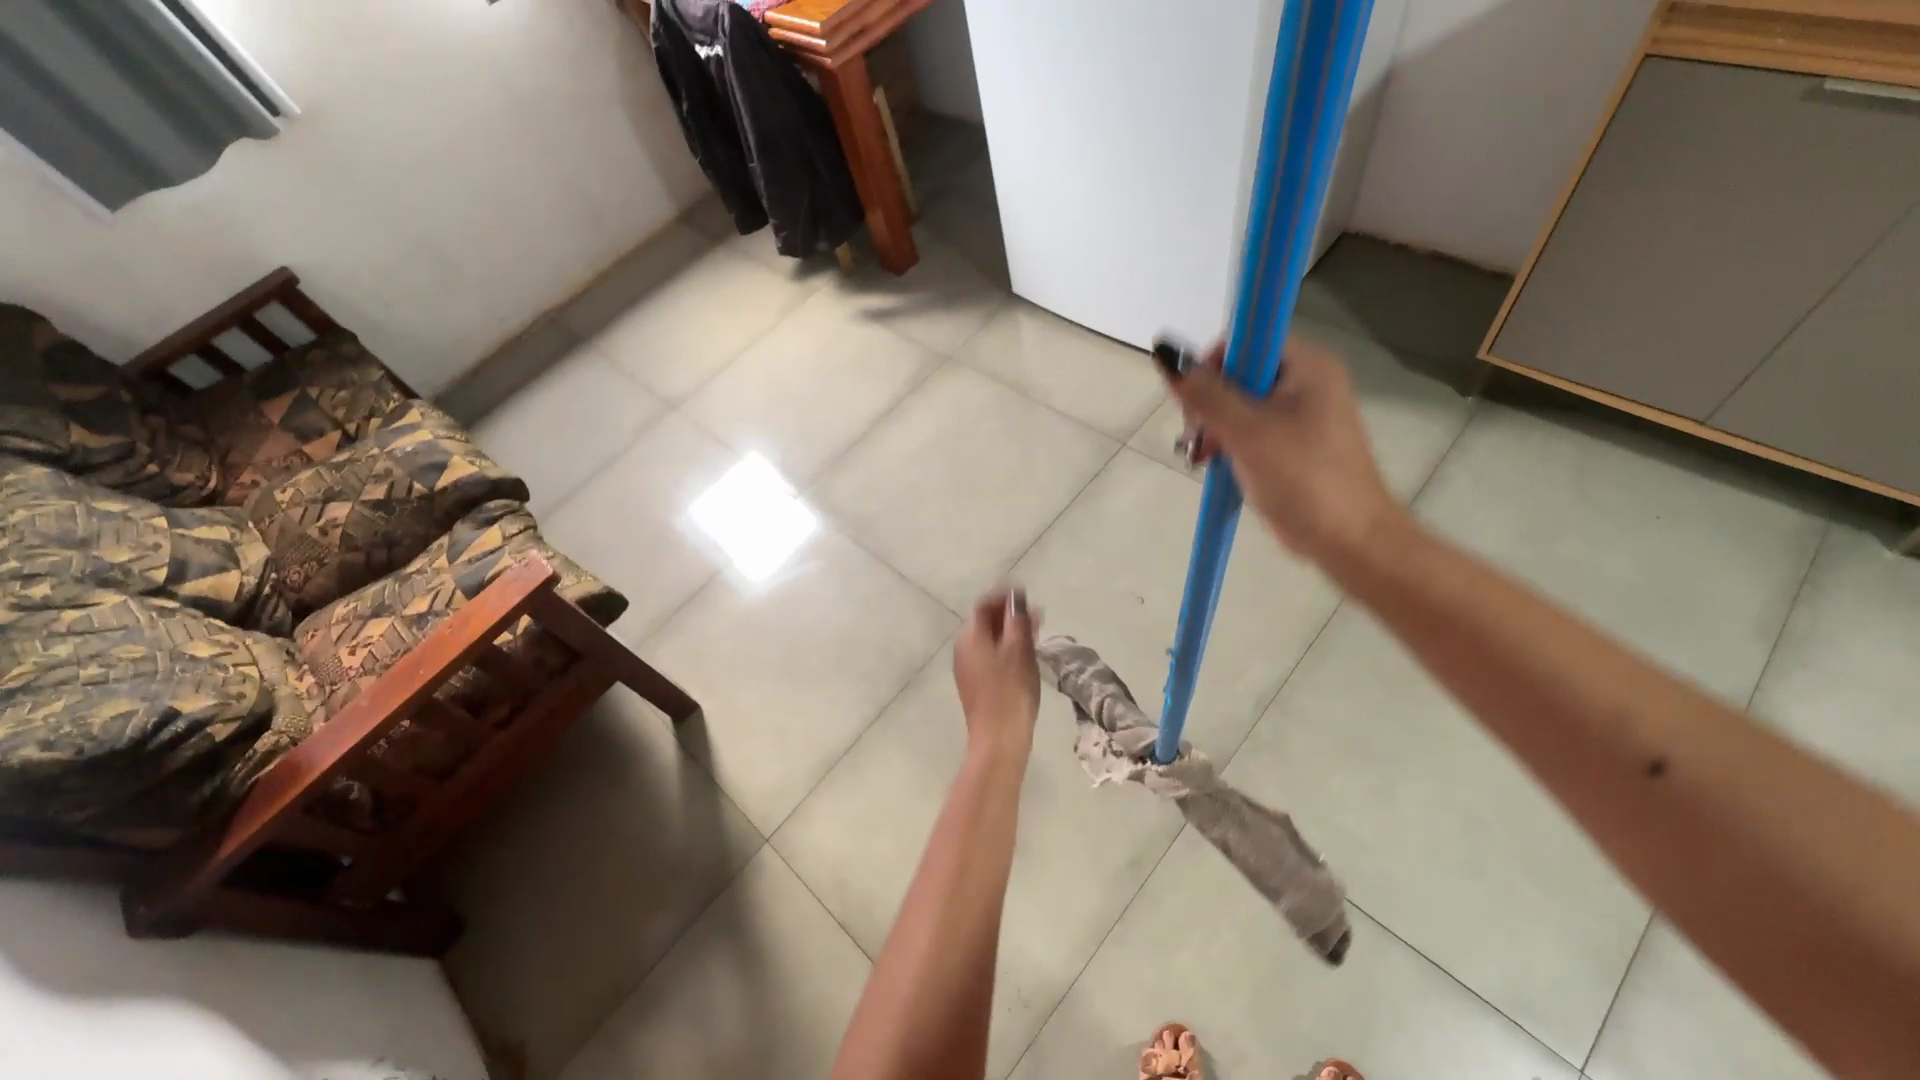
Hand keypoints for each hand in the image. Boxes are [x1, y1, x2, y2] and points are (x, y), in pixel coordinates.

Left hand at [952, 587, 1040, 758]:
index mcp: (970, 636)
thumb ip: (1016, 620)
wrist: (999, 738)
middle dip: (1008, 614)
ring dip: (1009, 632)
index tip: (1026, 596)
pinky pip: (988, 655)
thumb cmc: (1011, 690)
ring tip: (1035, 634)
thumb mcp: (1019, 650)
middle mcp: (963, 648)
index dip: (1004, 596)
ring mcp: (966, 667)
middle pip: (984, 621)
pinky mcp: (974, 683)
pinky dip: (1005, 648)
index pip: (984, 604)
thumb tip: (1015, 599)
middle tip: (1037, 616)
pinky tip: (1023, 657)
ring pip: (987, 639)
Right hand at [1167, 339, 1402, 563]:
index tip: (1196, 401)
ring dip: (1213, 428)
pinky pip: (1249, 431)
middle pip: (1238, 373)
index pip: (1246, 340)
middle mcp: (1306, 382)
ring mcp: (1300, 416)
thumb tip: (1164, 351)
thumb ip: (1204, 393)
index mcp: (1307, 366)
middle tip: (1197, 437)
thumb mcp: (1247, 433)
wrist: (1350, 541)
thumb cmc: (1303, 480)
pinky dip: (1227, 444)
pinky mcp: (1292, 446)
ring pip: (1239, 405)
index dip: (1213, 364)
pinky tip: (1213, 465)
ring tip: (1202, 457)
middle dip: (1208, 403)